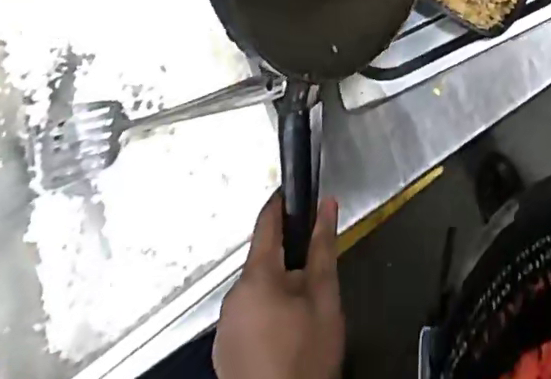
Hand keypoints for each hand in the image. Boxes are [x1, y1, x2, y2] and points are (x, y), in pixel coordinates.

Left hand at [213, 193, 343, 378]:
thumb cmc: (306, 357)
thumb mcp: (324, 298)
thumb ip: (323, 248)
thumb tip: (327, 206)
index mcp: (256, 277)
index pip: (266, 223)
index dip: (281, 204)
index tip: (294, 193)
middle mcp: (232, 297)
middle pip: (263, 263)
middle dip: (288, 263)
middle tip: (315, 280)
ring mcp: (224, 328)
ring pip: (256, 293)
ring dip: (277, 293)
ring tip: (303, 317)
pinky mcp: (224, 353)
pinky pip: (246, 319)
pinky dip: (264, 318)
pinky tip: (285, 339)